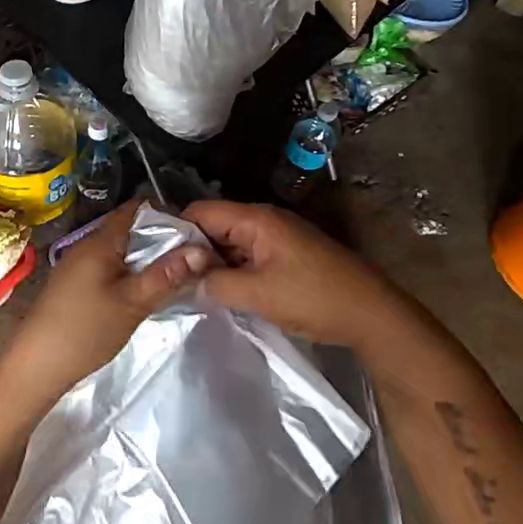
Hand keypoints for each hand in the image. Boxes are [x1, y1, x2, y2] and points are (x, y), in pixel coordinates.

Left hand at [1, 199, 211, 398]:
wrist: (33, 369)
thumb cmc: (85, 331)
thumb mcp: (133, 303)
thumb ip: (167, 275)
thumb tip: (201, 249)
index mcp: (99, 243)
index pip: (136, 209)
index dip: (166, 213)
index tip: (194, 231)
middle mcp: (86, 247)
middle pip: (130, 230)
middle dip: (161, 239)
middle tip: (192, 256)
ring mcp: (78, 267)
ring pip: (121, 251)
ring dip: (146, 259)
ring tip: (175, 274)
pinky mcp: (74, 287)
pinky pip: (110, 268)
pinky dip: (130, 273)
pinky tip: (144, 292)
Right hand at [183, 200, 424, 355]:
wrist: (369, 312)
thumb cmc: (313, 298)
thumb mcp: (257, 294)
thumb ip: (216, 284)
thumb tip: (185, 279)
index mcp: (257, 219)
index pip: (201, 211)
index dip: (175, 230)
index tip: (153, 258)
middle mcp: (265, 221)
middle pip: (215, 226)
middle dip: (191, 250)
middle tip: (165, 278)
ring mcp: (278, 238)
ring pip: (231, 243)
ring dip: (213, 264)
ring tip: (184, 289)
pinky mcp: (287, 256)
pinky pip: (249, 256)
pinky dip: (233, 271)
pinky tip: (219, 293)